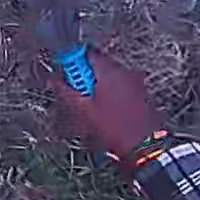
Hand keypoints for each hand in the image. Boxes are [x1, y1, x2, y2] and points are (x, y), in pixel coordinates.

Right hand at [50, 49, 164, 158]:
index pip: (87, 52)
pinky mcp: (140, 94)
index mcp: (109, 71)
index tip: (64, 73)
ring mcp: (135, 82)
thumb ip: (66, 92)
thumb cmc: (114, 128)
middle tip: (74, 93)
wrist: (146, 147)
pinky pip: (119, 86)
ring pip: (108, 76)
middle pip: (97, 64)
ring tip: (88, 106)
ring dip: (95, 85)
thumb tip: (52, 80)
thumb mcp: (83, 111)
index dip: (72, 60)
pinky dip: (107, 93)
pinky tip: (103, 112)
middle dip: (83, 75)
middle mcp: (124, 71)